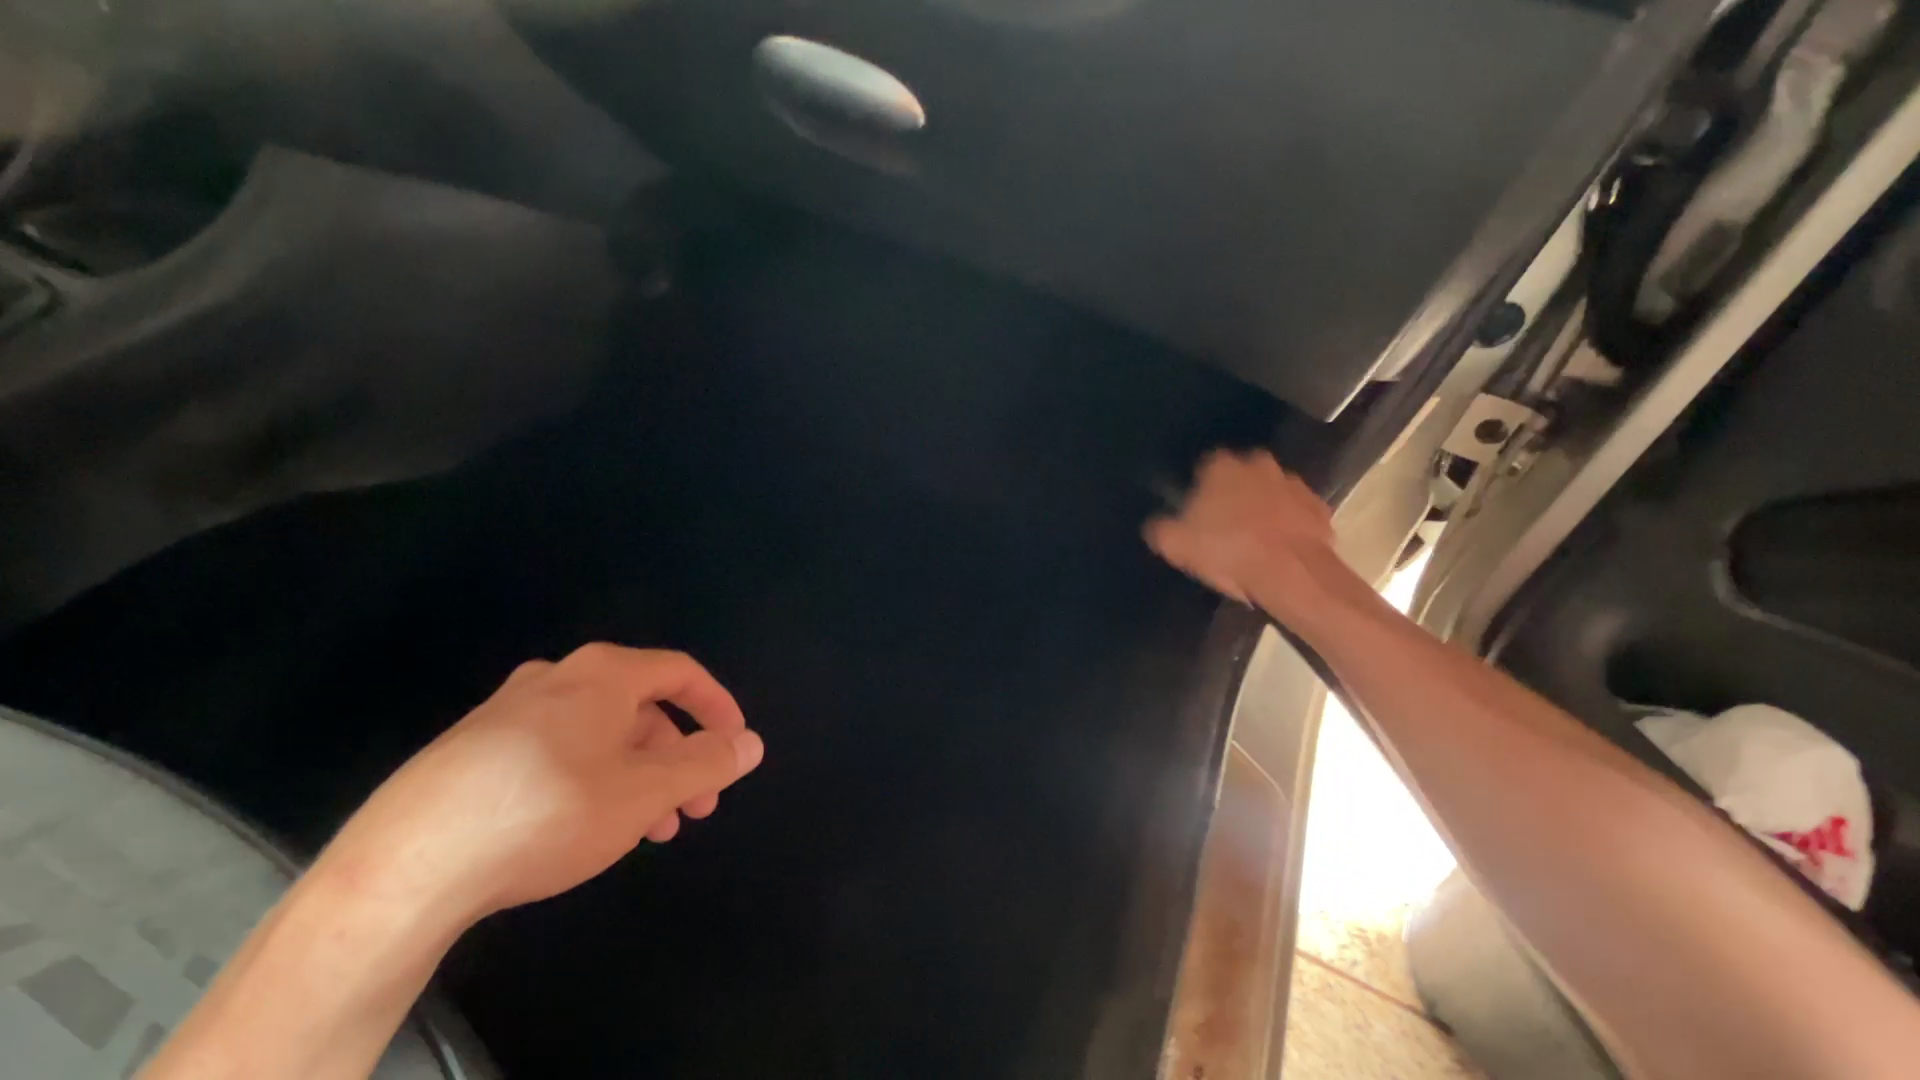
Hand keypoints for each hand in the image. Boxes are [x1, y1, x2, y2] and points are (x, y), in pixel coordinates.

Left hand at [318, 644, 763, 926]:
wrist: (410, 863)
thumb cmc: (549, 812)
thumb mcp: (645, 793)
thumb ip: (705, 764)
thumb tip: (750, 742)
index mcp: (601, 674)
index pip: (679, 672)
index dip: (717, 708)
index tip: (734, 749)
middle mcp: (554, 678)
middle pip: (638, 707)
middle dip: (676, 757)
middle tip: (692, 810)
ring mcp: (505, 713)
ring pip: (596, 736)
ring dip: (635, 777)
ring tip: (644, 832)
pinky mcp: (471, 752)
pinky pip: (554, 754)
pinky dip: (589, 782)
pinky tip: (581, 831)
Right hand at [1144, 449, 1337, 616]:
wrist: (1292, 574)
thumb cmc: (1229, 551)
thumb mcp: (1177, 546)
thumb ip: (1161, 528)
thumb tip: (1156, 524)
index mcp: (1221, 466)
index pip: (1203, 470)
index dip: (1199, 495)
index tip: (1198, 518)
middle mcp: (1258, 464)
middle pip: (1239, 479)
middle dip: (1233, 499)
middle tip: (1224, 532)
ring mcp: (1293, 483)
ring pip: (1269, 495)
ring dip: (1262, 513)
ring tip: (1254, 547)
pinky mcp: (1319, 507)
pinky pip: (1296, 515)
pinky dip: (1289, 528)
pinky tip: (1279, 553)